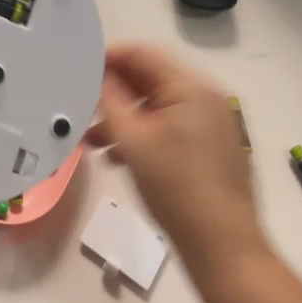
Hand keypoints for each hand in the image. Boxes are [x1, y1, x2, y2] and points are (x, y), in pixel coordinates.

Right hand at [86, 43, 265, 273]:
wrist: (224, 248)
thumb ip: (109, 99)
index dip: (107, 58)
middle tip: (82, 109)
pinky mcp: (212, 146)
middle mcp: (207, 96)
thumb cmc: (175, 188)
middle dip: (113, 94)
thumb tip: (96, 74)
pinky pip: (171, 126)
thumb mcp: (133, 140)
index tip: (78, 72)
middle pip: (150, 79)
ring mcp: (213, 122)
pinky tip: (119, 158)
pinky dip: (144, 134)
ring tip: (93, 141)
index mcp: (192, 86)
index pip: (142, 53)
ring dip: (125, 118)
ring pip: (158, 106)